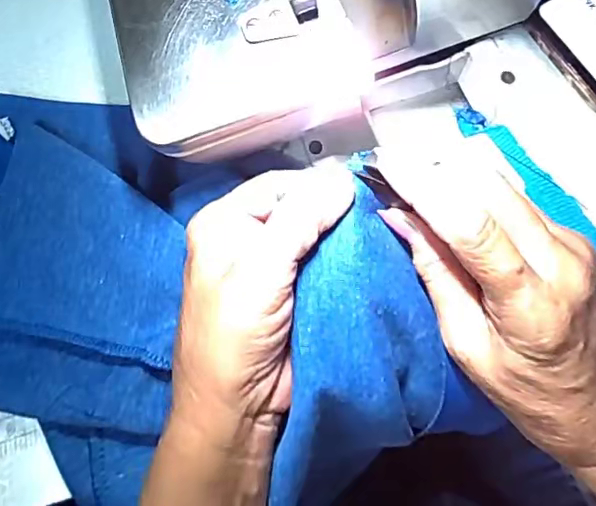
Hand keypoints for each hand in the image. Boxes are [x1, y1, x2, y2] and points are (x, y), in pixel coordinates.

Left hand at [170, 165, 355, 432]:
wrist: (237, 414)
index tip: (355, 188)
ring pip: (311, 233)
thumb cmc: (234, 335)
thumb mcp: (262, 269)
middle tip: (370, 208)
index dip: (314, 185)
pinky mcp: (290, 290)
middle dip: (329, 208)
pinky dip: (342, 257)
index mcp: (222, 221)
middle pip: (295, 206)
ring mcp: (267, 264)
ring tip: (373, 228)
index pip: (274, 186)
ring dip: (339, 233)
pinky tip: (365, 252)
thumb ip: (300, 221)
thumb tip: (342, 181)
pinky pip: (320, 260)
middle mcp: (242, 235)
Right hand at [375, 142, 595, 482]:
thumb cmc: (532, 394)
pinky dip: (474, 185)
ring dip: (452, 170)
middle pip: (487, 185)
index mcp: (531, 303)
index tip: (385, 163)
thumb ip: (436, 275)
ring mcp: (572, 241)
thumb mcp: (468, 347)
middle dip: (433, 167)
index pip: (472, 226)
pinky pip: (513, 192)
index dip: (425, 188)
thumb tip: (399, 216)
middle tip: (393, 163)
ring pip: (500, 179)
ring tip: (415, 172)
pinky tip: (452, 193)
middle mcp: (560, 260)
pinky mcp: (573, 232)